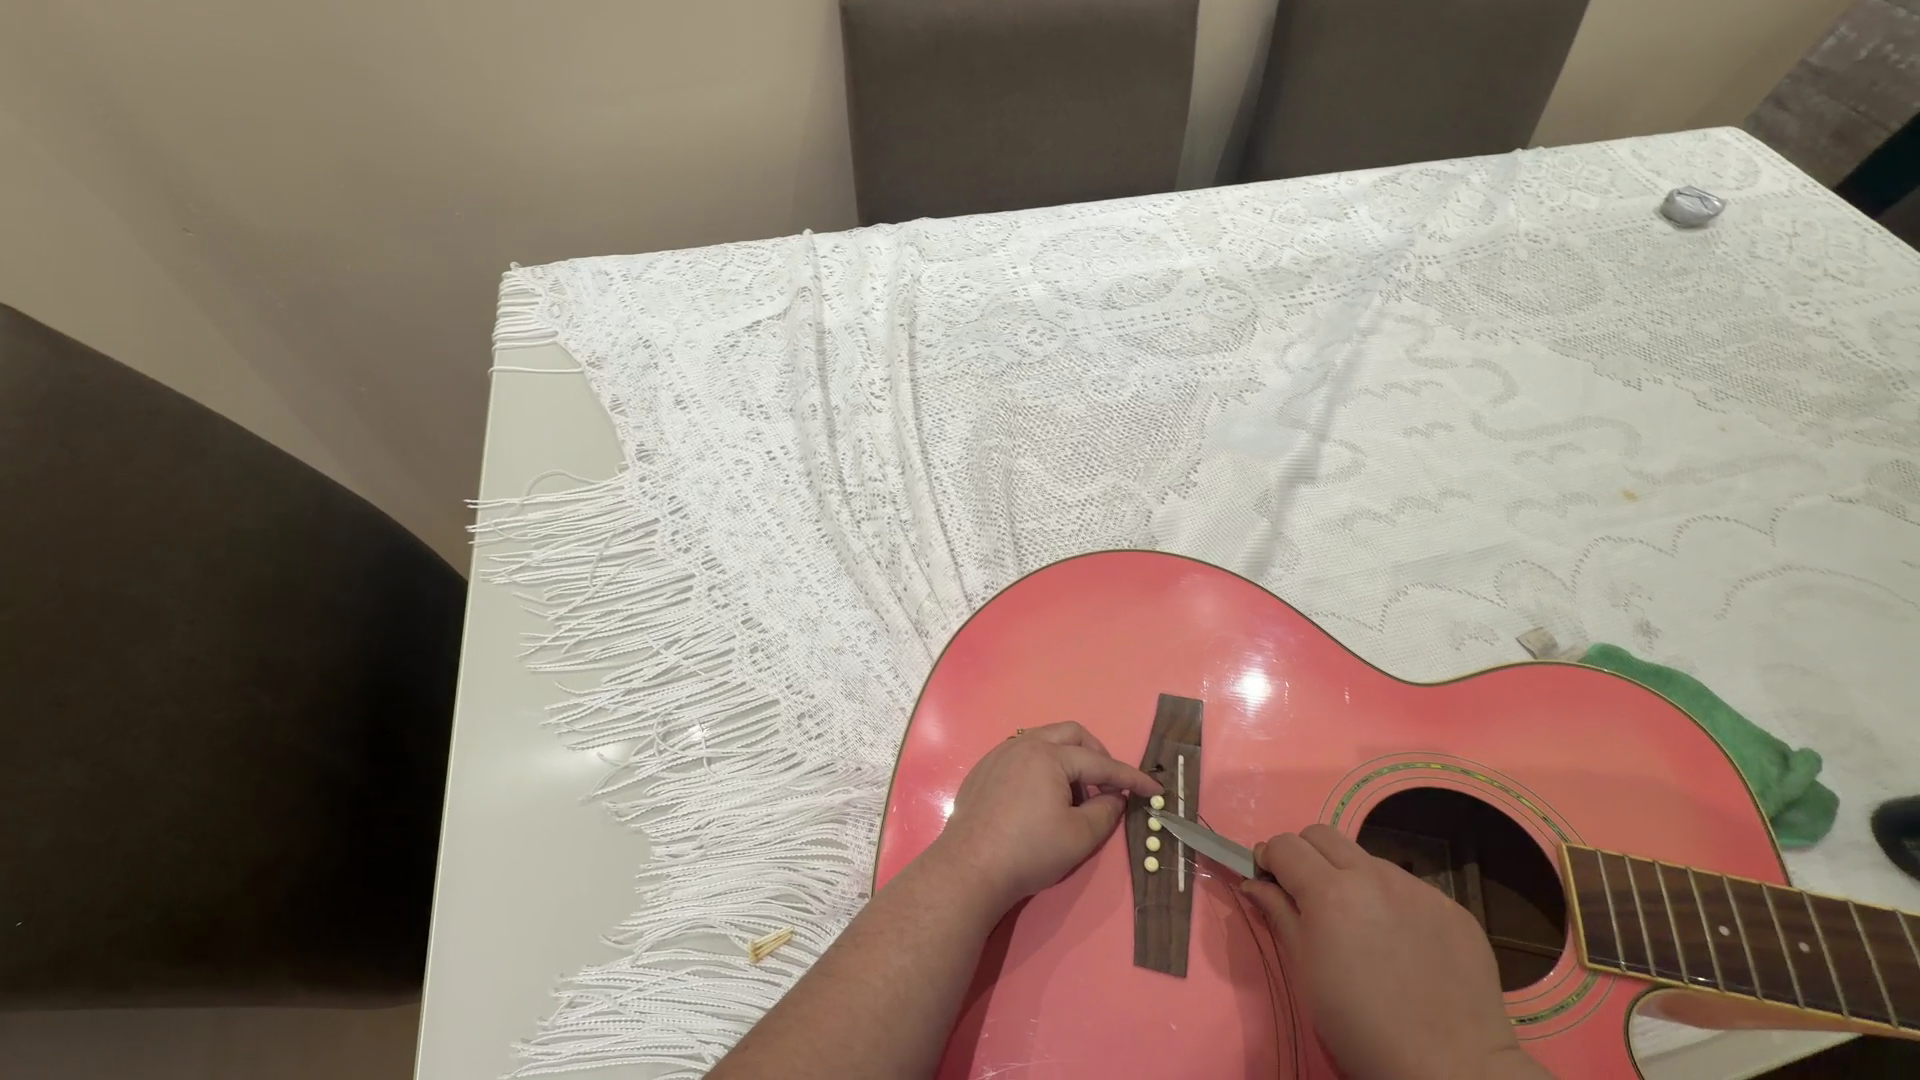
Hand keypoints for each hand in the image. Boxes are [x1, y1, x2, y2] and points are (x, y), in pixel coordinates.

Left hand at [925, 722, 1162, 916]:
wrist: (970, 868)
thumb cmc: (1029, 851)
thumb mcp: (1079, 837)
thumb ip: (1106, 812)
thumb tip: (1115, 799)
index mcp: (1048, 755)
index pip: (1100, 763)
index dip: (1130, 778)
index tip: (1154, 789)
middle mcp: (1022, 745)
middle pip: (1070, 735)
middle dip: (1096, 755)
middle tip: (1107, 785)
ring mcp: (998, 755)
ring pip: (1043, 741)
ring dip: (1067, 760)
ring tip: (1075, 795)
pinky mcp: (983, 771)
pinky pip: (1021, 755)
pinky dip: (1041, 767)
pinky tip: (1041, 798)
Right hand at [1241, 826, 1551, 1079]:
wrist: (1450, 1069)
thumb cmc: (1360, 1026)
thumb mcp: (1305, 972)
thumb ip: (1279, 915)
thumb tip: (1255, 883)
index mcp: (1329, 892)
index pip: (1285, 844)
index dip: (1271, 859)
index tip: (1272, 883)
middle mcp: (1373, 876)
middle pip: (1323, 835)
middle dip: (1306, 855)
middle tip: (1308, 896)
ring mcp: (1418, 889)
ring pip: (1368, 859)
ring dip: (1352, 877)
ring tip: (1361, 924)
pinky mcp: (1453, 907)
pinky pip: (1409, 887)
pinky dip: (1392, 901)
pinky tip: (1401, 942)